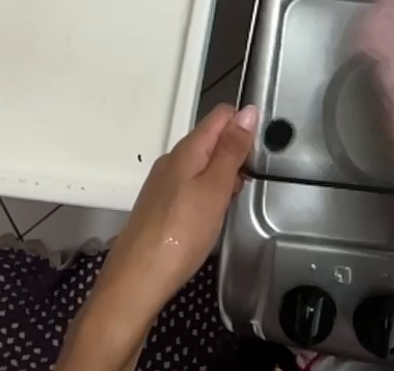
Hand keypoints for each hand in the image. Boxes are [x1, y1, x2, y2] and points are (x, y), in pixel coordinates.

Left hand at [93, 103, 259, 318]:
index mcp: (187, 149)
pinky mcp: (159, 205)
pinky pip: (191, 185)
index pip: (221, 115)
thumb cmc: (180, 234)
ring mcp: (163, 183)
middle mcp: (173, 159)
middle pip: (212, 138)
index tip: (258, 152)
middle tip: (245, 184)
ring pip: (202, 163)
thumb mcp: (215, 189)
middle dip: (235, 153)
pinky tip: (210, 217)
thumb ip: (232, 149)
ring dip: (222, 175)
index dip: (244, 124)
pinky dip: (207, 193)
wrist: (135, 282)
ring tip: (229, 204)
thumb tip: (247, 111)